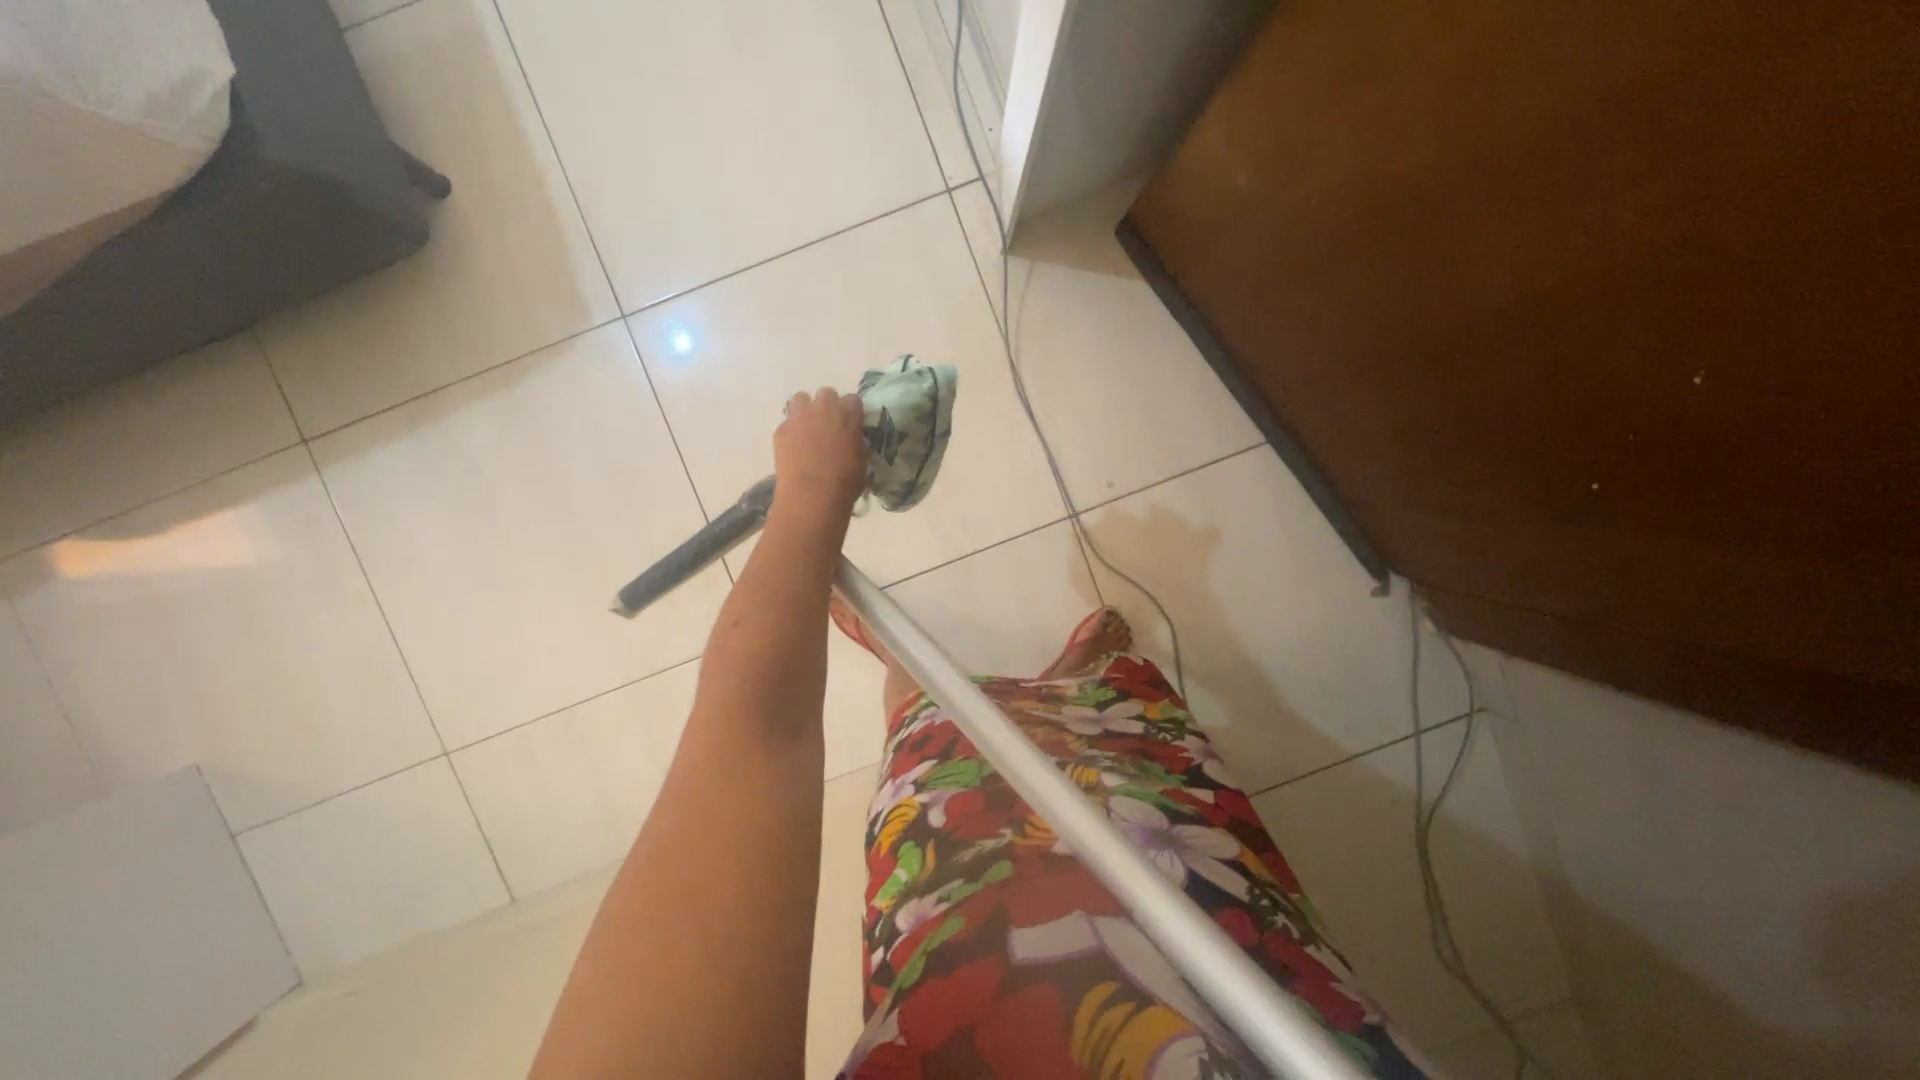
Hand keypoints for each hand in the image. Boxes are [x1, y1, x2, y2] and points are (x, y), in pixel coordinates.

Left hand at [772, 388, 867, 518]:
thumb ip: (856, 442)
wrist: (812, 495)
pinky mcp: (781, 429)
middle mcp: (824, 409)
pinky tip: (794, 447)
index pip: (853, 400)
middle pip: (826, 394)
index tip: (850, 424)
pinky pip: (787, 423)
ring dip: (806, 409)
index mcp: (848, 415)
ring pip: (801, 399)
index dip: (851, 412)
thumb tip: (851, 440)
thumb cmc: (844, 482)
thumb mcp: (861, 460)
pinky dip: (791, 431)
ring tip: (808, 428)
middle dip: (828, 406)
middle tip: (828, 425)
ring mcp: (800, 417)